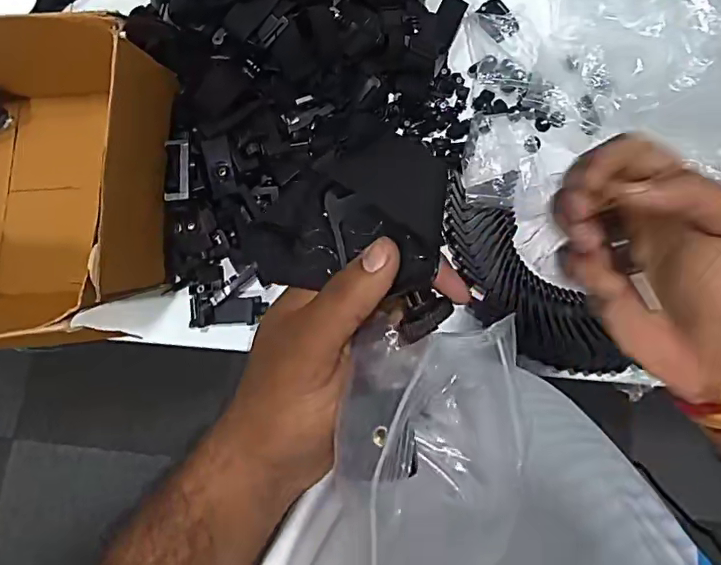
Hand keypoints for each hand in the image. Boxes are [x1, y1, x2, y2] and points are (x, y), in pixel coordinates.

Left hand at [207, 237, 432, 496]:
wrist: (267, 470)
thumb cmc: (275, 407)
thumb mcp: (313, 344)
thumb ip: (347, 296)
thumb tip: (384, 249)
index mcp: (314, 288)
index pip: (367, 256)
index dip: (408, 258)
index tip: (444, 276)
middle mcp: (331, 305)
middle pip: (384, 277)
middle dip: (420, 282)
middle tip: (454, 296)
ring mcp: (346, 334)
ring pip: (391, 307)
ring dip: (417, 310)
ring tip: (436, 318)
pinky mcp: (359, 361)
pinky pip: (391, 339)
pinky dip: (410, 338)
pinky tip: (419, 344)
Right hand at [558, 135, 720, 458]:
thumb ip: (693, 192)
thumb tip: (628, 187)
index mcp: (675, 193)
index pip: (630, 153)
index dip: (607, 158)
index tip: (596, 183)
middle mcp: (640, 212)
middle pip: (590, 175)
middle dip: (577, 187)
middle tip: (580, 213)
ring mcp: (618, 245)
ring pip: (571, 211)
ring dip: (570, 220)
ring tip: (590, 246)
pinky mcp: (601, 281)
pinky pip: (570, 259)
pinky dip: (576, 262)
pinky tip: (603, 281)